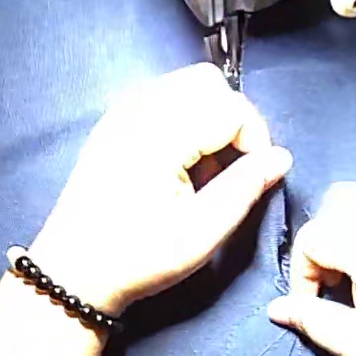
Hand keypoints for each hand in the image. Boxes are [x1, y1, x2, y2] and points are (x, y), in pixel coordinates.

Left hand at [29, 63, 293, 314]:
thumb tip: (280, 159)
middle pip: (208, 83)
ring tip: (206, 172)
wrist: (75, 271)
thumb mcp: (202, 232)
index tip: (257, 177)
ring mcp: (121, 112)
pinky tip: (181, 166)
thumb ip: (245, 188)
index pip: (231, 106)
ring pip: (185, 87)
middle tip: (235, 170)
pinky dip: (185, 122)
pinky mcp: (112, 125)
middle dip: (235, 121)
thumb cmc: (139, 257)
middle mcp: (138, 108)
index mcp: (161, 133)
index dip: (256, 139)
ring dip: (210, 120)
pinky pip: (162, 100)